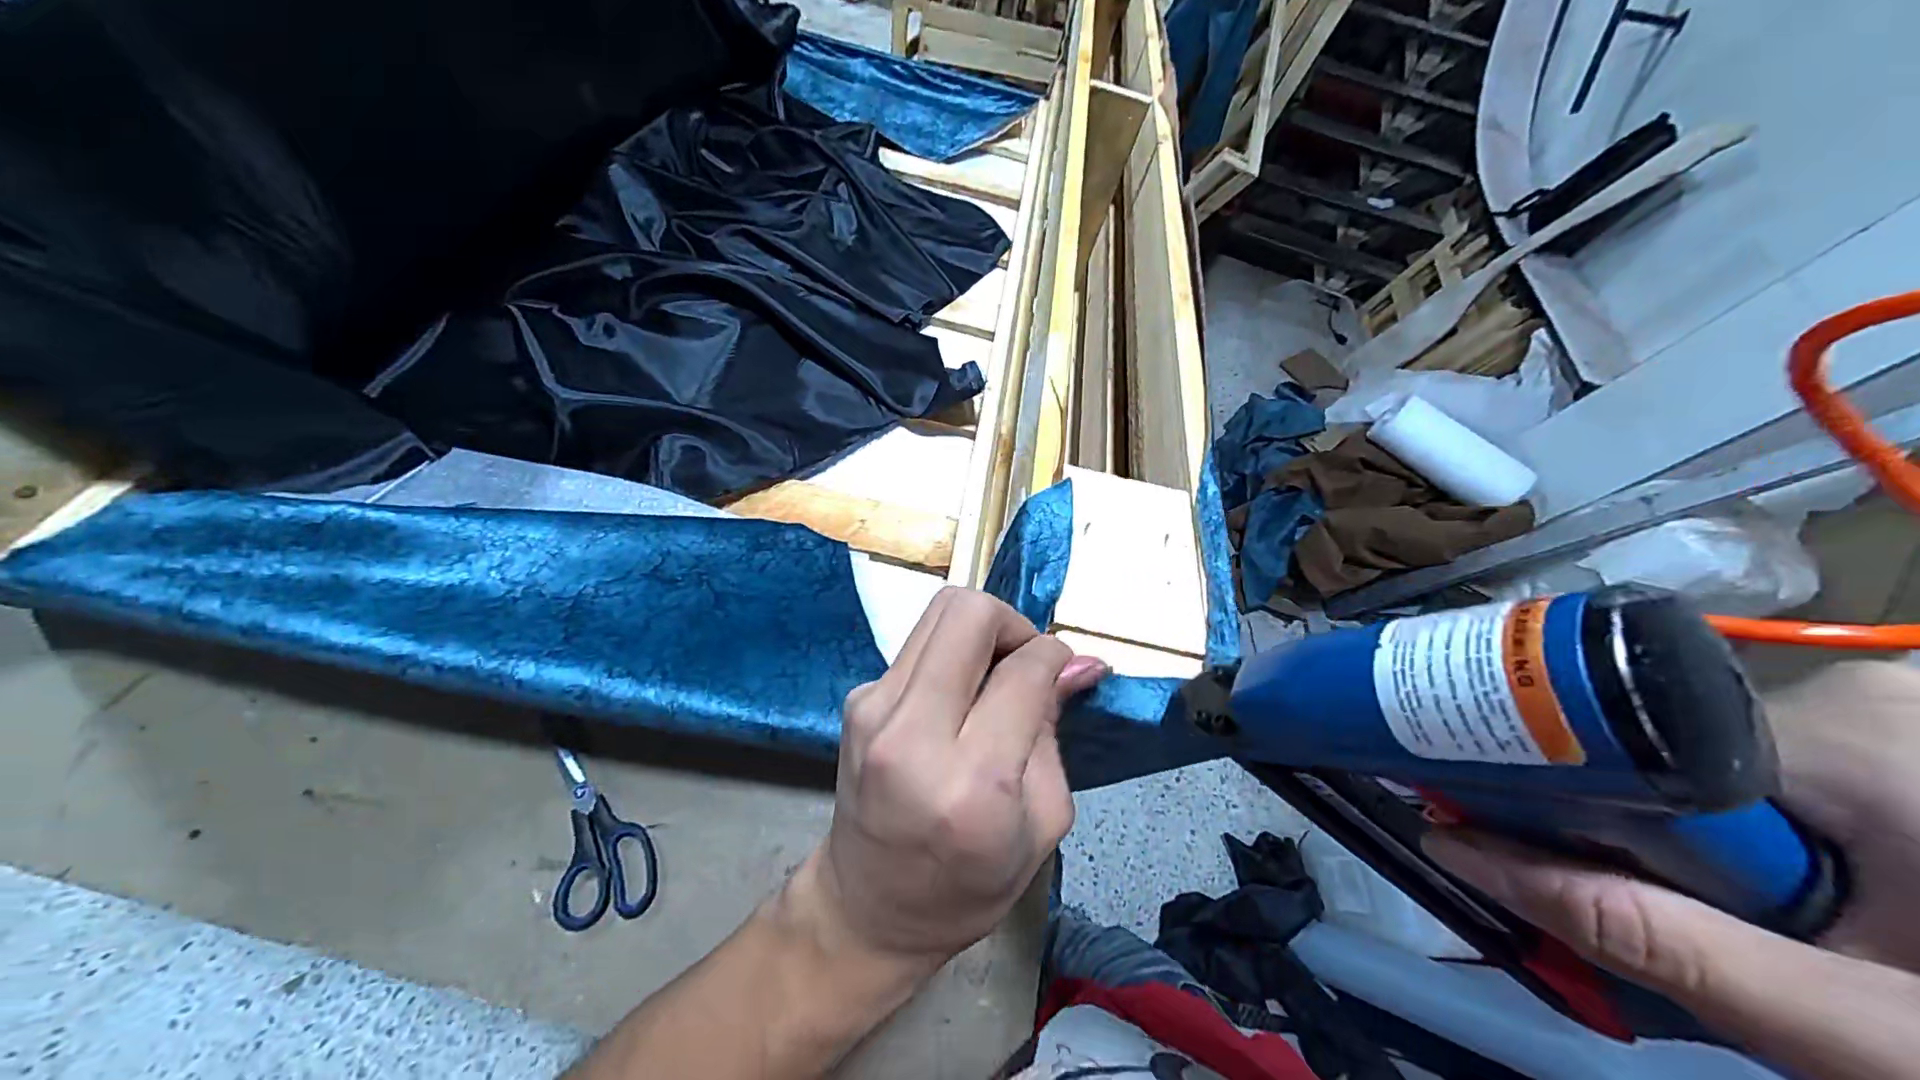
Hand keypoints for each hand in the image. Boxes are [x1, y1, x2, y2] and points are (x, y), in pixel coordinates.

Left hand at [794, 587, 1107, 969]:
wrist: (868, 907)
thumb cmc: (967, 886)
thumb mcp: (1041, 823)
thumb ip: (1052, 730)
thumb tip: (1078, 662)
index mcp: (972, 782)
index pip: (1023, 671)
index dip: (1054, 655)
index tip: (1062, 668)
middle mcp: (912, 735)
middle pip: (967, 612)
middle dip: (1011, 622)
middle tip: (1023, 661)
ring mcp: (873, 710)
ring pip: (938, 613)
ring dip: (978, 632)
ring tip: (992, 677)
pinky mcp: (854, 700)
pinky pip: (916, 645)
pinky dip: (948, 656)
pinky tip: (955, 700)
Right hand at [1427, 661, 1919, 1079]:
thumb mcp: (1855, 1029)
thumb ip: (1644, 935)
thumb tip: (1454, 844)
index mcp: (1836, 729)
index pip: (1625, 746)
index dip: (1574, 803)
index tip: (1551, 860)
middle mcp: (1856, 687)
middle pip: (1667, 754)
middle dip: (1657, 840)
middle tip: (1717, 934)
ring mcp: (1892, 706)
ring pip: (1716, 764)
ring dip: (1714, 845)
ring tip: (1790, 933)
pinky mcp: (1910, 733)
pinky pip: (1775, 769)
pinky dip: (1766, 833)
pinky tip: (1830, 901)